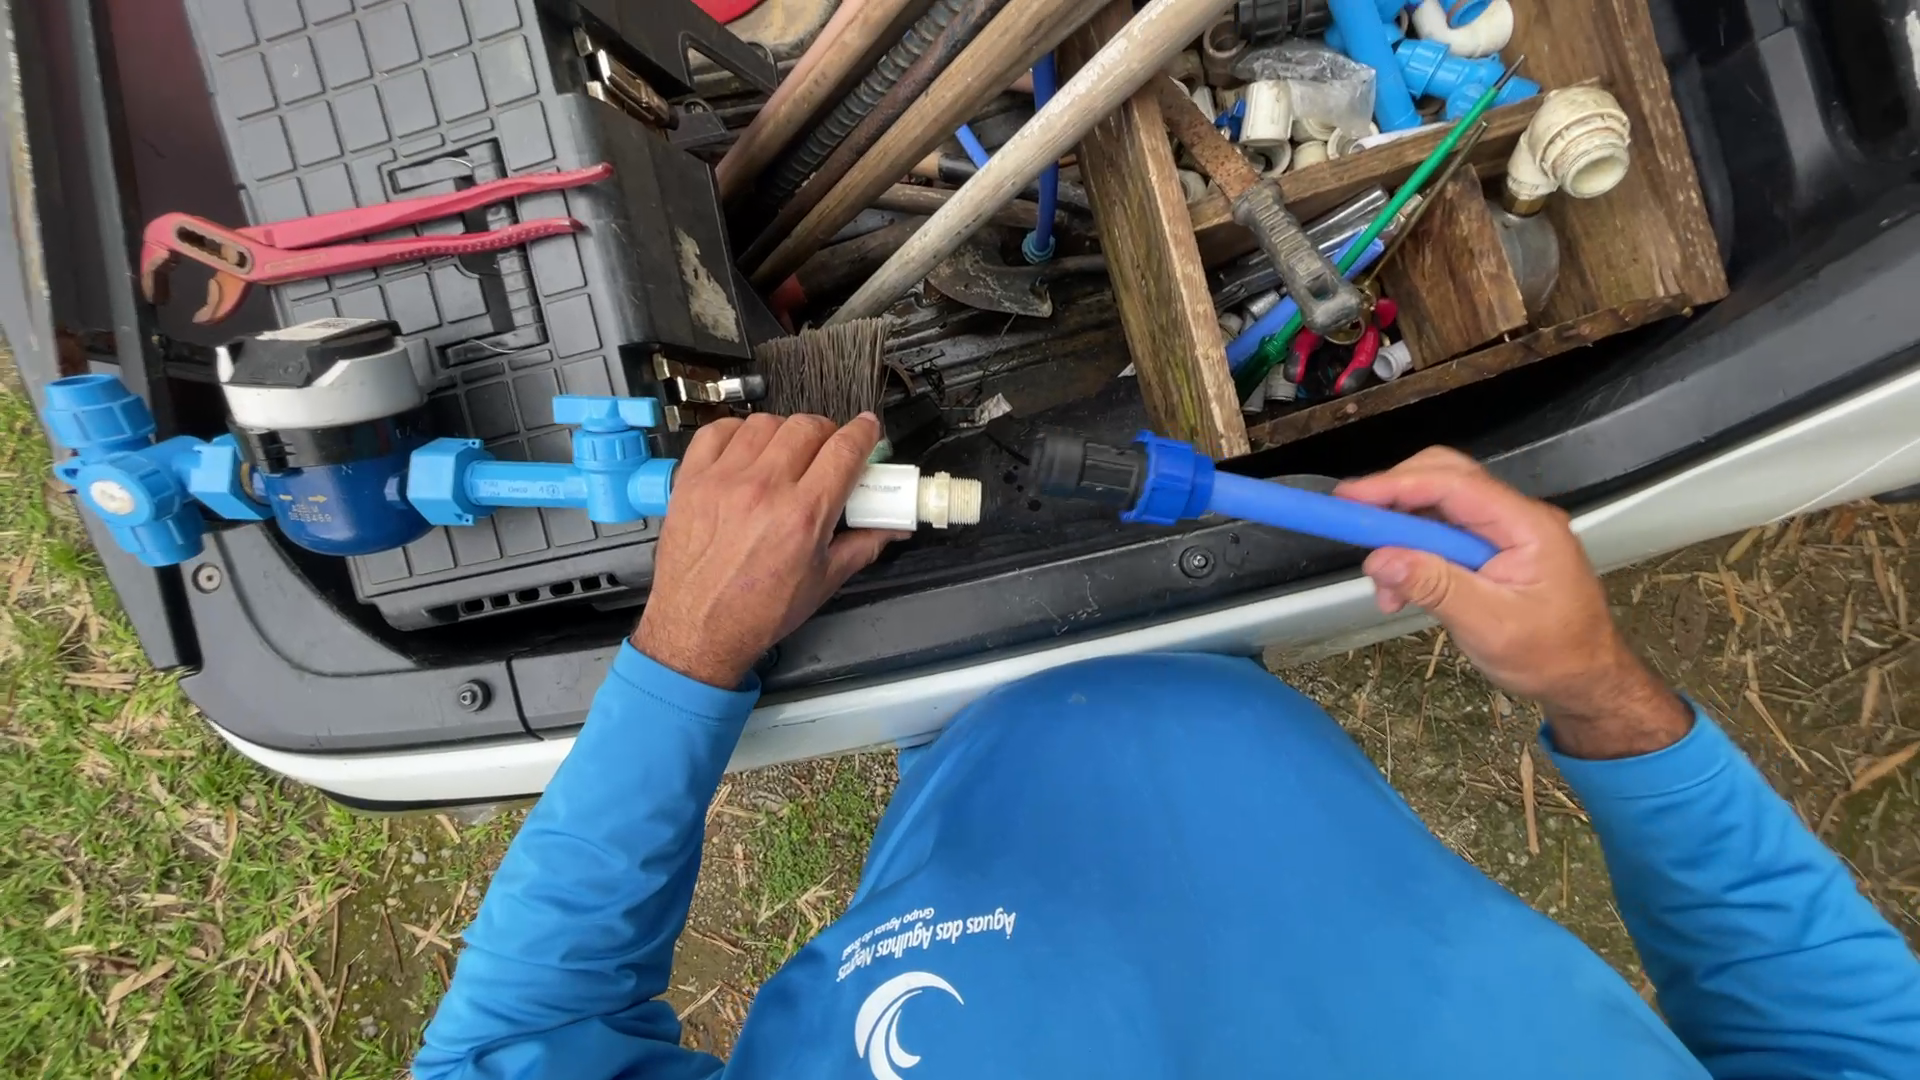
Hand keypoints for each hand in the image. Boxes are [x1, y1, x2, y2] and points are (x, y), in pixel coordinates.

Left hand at [633, 413, 902, 687]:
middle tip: (828, 450)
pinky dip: (737, 432)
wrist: (699, 630)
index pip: (844, 449)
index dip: (863, 431)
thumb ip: (864, 545)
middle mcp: (764, 490)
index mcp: (803, 515)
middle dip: (827, 433)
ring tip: (787, 452)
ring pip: (765, 423)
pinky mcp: (692, 481)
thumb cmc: (757, 612)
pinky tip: (747, 449)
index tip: (867, 427)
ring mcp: (724, 481)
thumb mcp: (824, 581)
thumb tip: (892, 527)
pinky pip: (717, 431)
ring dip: (785, 431)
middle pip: (807, 427)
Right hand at [1335, 448, 1690, 758]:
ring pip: (1434, 506)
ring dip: (1397, 533)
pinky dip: (1408, 554)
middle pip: (1443, 477)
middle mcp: (1513, 517)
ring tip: (1381, 579)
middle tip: (1354, 520)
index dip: (1395, 485)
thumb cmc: (1550, 655)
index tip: (1347, 497)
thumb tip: (1379, 559)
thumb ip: (1435, 586)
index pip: (1452, 484)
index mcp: (1526, 525)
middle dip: (1393, 495)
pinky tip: (1399, 589)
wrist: (1585, 681)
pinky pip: (1436, 533)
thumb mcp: (1489, 625)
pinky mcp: (1486, 548)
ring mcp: (1499, 531)